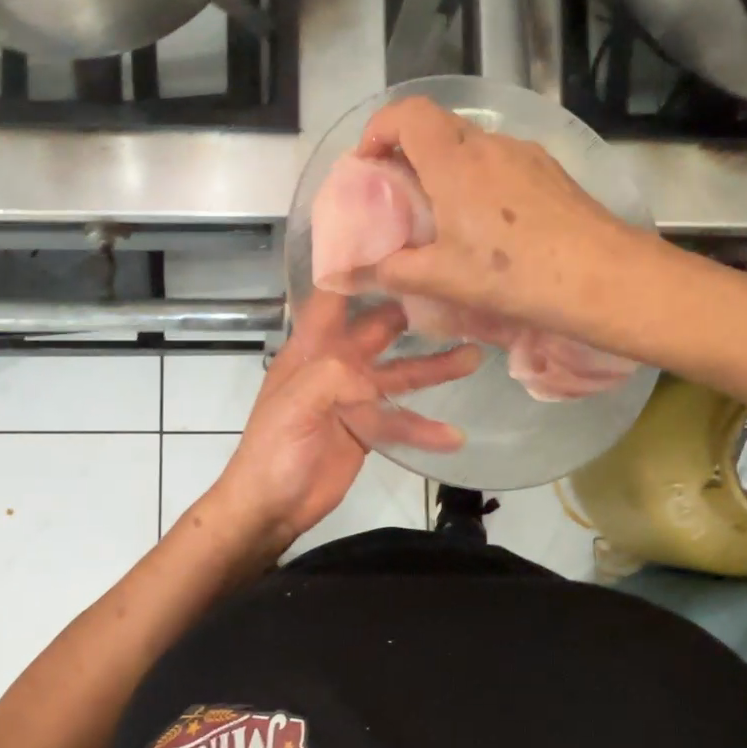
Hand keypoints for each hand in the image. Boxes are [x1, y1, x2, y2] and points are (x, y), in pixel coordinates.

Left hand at [204, 291, 481, 554]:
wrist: (271, 507)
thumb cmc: (274, 450)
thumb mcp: (295, 405)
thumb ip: (332, 377)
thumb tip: (373, 376)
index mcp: (310, 351)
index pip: (332, 298)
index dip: (356, 269)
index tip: (392, 240)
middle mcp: (334, 367)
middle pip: (377, 330)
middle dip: (410, 312)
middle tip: (453, 293)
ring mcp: (352, 400)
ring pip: (398, 375)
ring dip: (433, 368)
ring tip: (475, 356)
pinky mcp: (367, 431)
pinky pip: (402, 422)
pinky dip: (426, 428)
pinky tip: (454, 434)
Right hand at [356, 97, 655, 334]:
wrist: (602, 278)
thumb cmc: (513, 274)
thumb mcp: (442, 278)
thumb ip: (393, 269)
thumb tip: (362, 268)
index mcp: (454, 160)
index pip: (407, 113)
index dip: (379, 128)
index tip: (368, 164)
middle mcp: (489, 144)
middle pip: (437, 126)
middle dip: (408, 151)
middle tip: (398, 195)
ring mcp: (525, 154)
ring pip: (471, 145)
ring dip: (446, 168)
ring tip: (443, 216)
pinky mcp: (551, 171)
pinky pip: (500, 163)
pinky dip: (478, 181)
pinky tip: (488, 226)